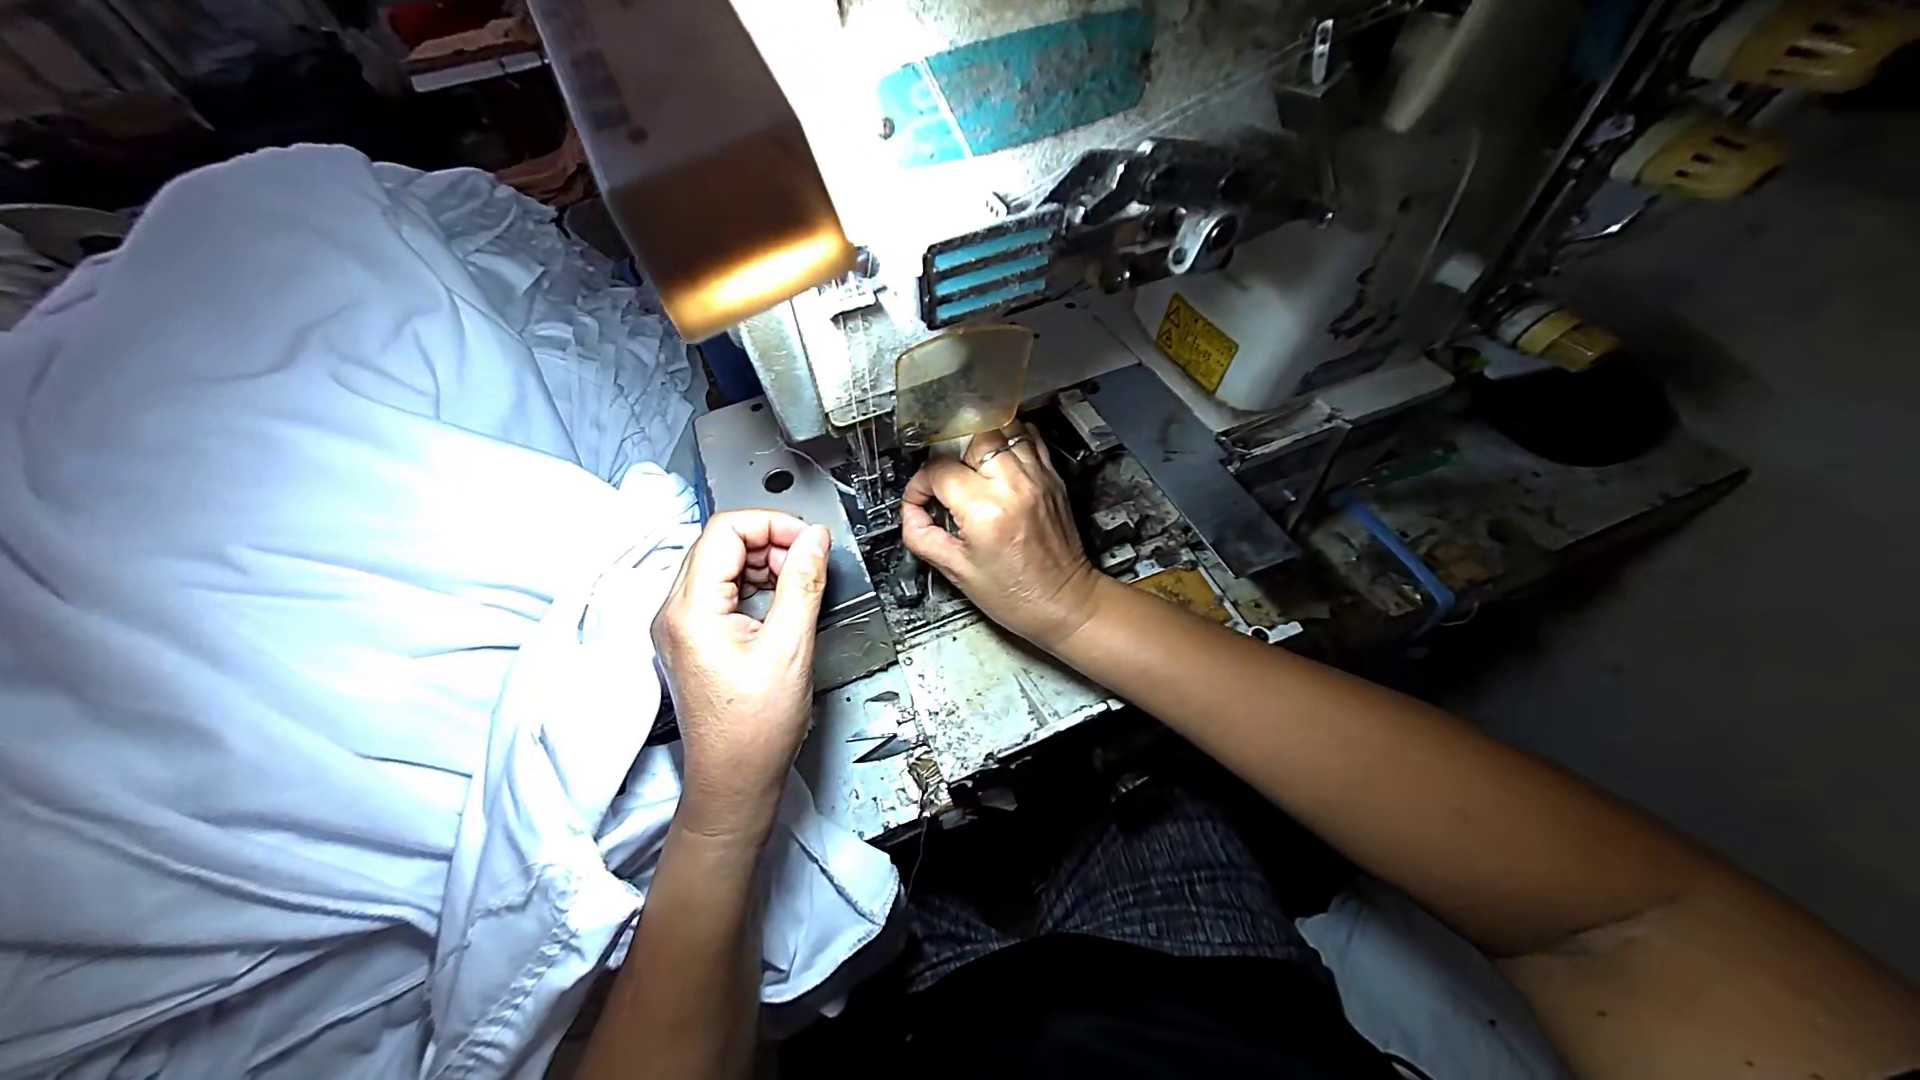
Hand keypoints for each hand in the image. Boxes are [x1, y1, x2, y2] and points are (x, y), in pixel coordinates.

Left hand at [652, 511, 830, 842]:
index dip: (772, 524)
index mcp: (691, 611)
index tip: (807, 538)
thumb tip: (814, 540)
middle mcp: (675, 613)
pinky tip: (780, 597)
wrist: (734, 777)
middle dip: (770, 541)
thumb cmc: (754, 730)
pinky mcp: (692, 635)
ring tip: (796, 581)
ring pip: (720, 562)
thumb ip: (803, 583)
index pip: (725, 530)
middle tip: (806, 560)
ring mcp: (680, 624)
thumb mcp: (791, 646)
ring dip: (763, 560)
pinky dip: (754, 581)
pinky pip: (721, 587)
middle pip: (720, 542)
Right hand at [900, 422, 1106, 650]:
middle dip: (950, 453)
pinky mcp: (1052, 478)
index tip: (922, 500)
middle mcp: (1013, 486)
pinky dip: (1010, 440)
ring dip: (980, 441)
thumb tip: (911, 511)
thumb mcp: (955, 571)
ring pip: (1003, 429)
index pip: (939, 470)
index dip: (921, 484)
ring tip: (970, 464)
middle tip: (947, 477)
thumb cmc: (1015, 594)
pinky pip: (1030, 438)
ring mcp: (1037, 478)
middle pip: (971, 437)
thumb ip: (921, 536)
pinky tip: (998, 459)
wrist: (1063, 602)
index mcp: (985, 511)